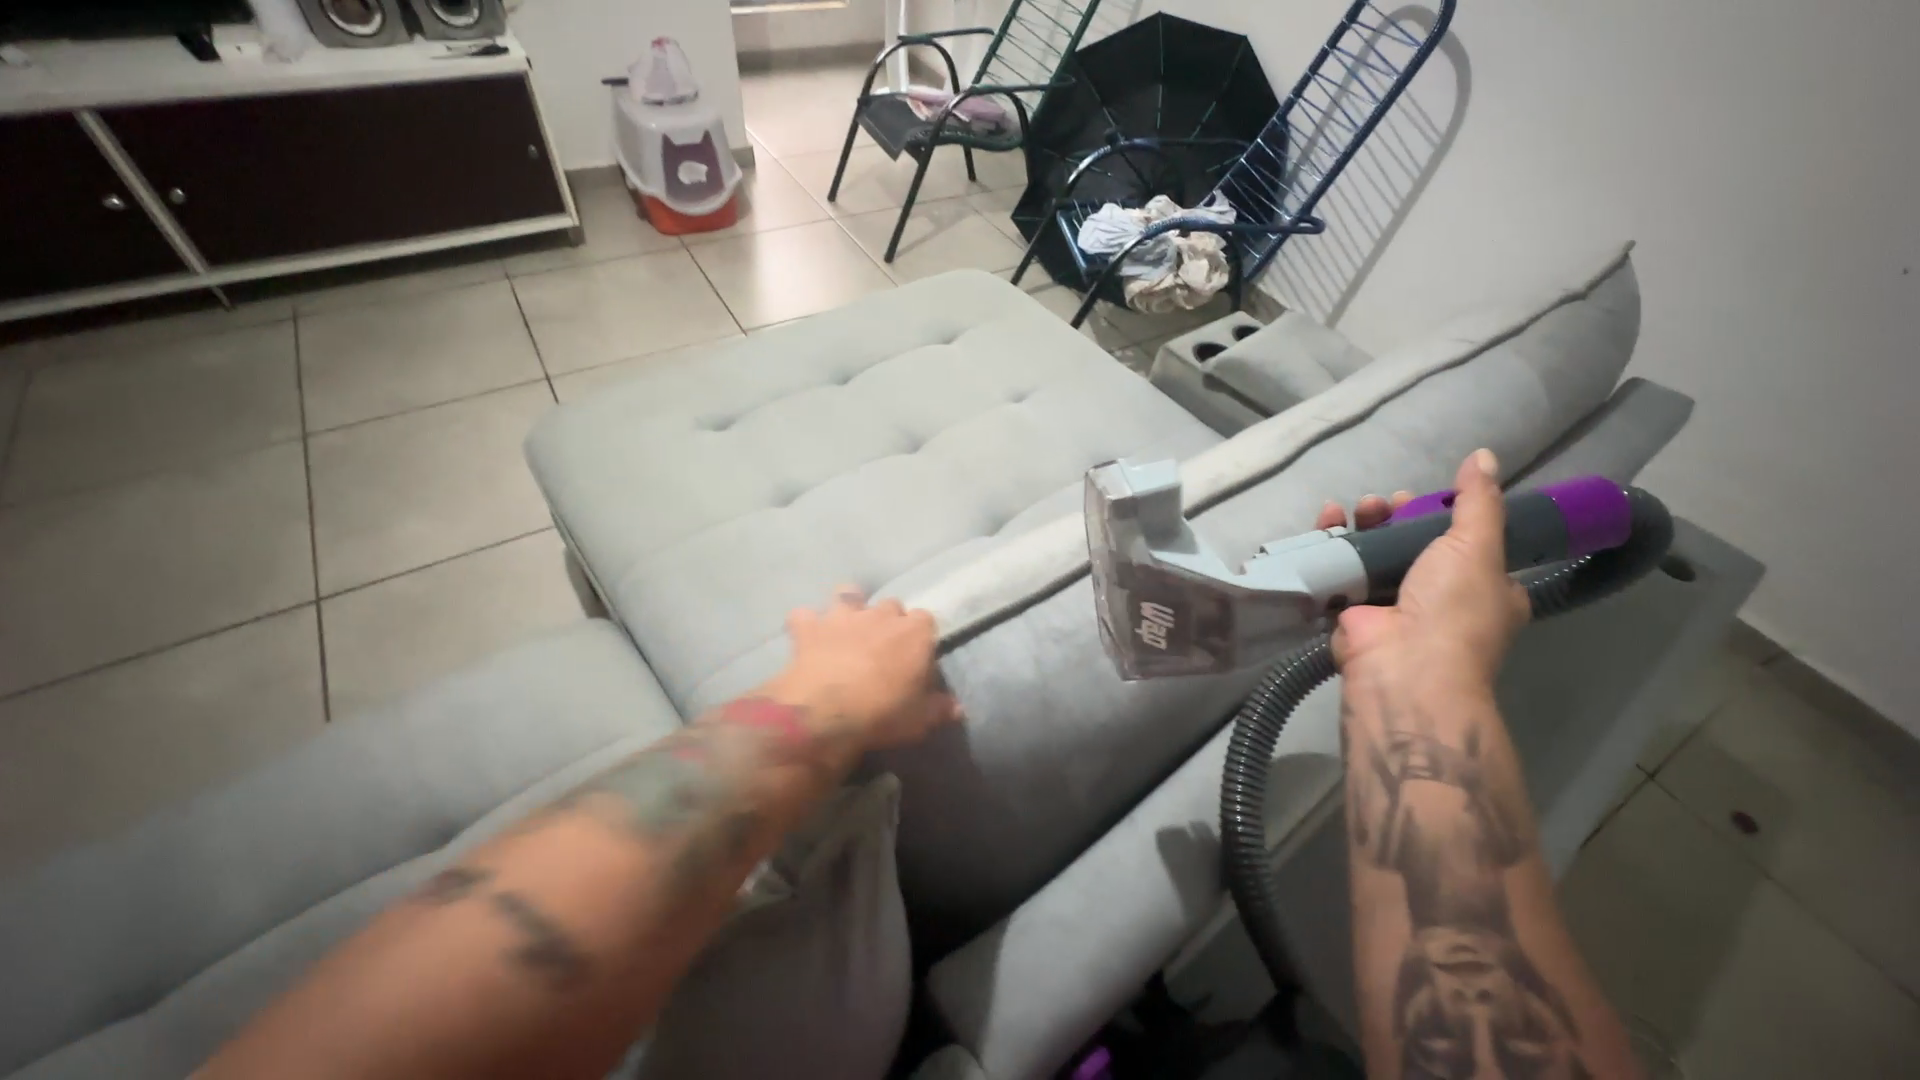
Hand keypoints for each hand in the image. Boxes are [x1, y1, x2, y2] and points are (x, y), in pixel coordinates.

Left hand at [764, 586, 961, 752]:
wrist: (827, 713)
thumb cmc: (884, 714)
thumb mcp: (921, 720)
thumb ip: (940, 709)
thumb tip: (957, 708)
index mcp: (915, 633)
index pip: (926, 620)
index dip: (920, 636)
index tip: (916, 656)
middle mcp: (881, 615)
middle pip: (891, 605)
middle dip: (888, 621)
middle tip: (883, 648)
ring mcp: (843, 616)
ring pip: (848, 594)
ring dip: (848, 607)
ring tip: (846, 628)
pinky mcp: (810, 628)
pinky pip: (804, 616)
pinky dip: (805, 624)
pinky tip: (805, 636)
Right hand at [1330, 449, 1530, 696]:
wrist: (1404, 666)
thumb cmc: (1453, 607)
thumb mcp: (1478, 546)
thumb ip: (1479, 502)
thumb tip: (1484, 456)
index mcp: (1483, 590)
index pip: (1466, 544)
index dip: (1446, 516)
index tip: (1427, 497)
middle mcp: (1439, 601)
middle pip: (1413, 546)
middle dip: (1397, 518)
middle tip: (1386, 501)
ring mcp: (1392, 608)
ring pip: (1375, 556)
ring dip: (1364, 527)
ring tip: (1356, 508)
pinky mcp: (1351, 613)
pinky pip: (1339, 572)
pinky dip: (1329, 545)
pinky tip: (1325, 523)